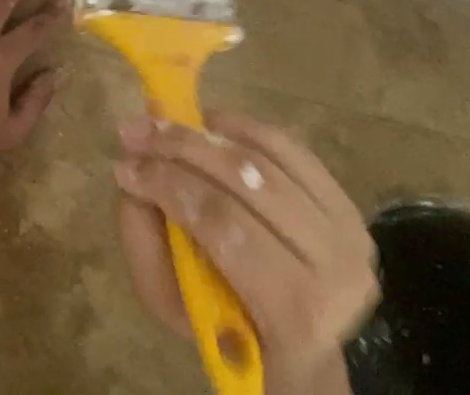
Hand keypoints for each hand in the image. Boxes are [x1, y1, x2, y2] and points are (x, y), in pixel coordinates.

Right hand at [114, 115, 377, 394]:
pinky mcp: (347, 202)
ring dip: (206, 132)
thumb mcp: (179, 311)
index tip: (123, 167)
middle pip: (247, 184)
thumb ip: (147, 249)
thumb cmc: (235, 334)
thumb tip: (130, 180)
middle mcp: (333, 266)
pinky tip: (206, 121)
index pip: (225, 227)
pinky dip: (244, 127)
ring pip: (267, 160)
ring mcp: (346, 229)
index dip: (170, 187)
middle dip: (180, 149)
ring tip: (161, 123)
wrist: (311, 347)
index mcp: (293, 311)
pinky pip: (290, 148)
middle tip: (133, 133)